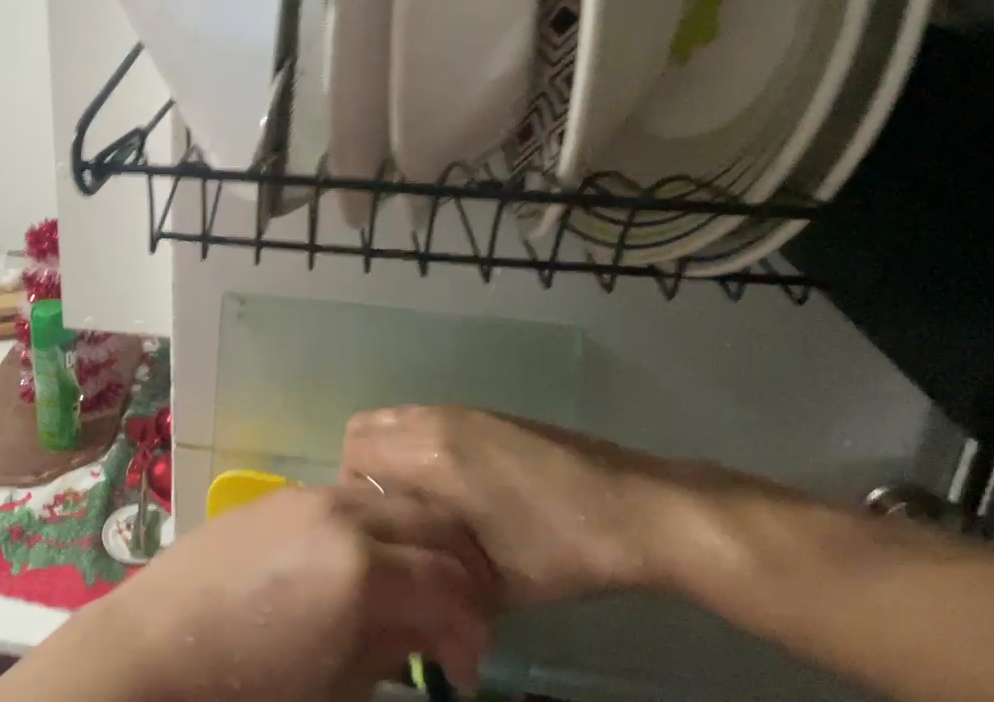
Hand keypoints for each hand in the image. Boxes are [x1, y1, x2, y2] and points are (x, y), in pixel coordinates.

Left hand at [84, 485, 495, 701]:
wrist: (154, 644)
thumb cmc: (248, 684)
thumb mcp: (338, 683)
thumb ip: (396, 647)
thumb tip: (431, 631)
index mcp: (362, 568)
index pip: (452, 584)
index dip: (471, 629)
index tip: (460, 666)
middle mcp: (342, 513)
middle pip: (434, 526)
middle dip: (456, 573)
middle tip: (450, 620)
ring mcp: (307, 494)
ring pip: (393, 501)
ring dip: (417, 540)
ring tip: (410, 586)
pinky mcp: (279, 493)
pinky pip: (349, 496)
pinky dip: (376, 523)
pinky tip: (362, 561)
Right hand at [342, 406, 703, 607]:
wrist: (640, 510)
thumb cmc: (562, 550)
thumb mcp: (492, 582)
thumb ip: (434, 568)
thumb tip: (402, 571)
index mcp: (433, 456)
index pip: (355, 453)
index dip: (354, 492)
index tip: (380, 530)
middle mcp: (439, 420)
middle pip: (366, 426)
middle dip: (364, 469)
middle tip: (393, 516)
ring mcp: (465, 411)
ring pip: (397, 419)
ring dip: (393, 456)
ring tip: (425, 505)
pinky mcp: (488, 414)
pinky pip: (427, 421)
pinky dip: (420, 447)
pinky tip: (458, 491)